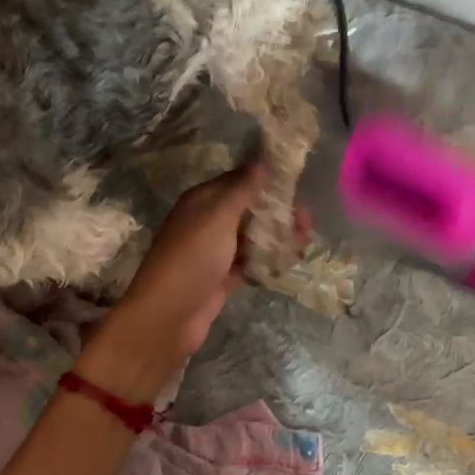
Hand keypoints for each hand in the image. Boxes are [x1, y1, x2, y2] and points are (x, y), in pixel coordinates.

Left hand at [77, 164, 298, 399]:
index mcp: (202, 200)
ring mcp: (215, 252)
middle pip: (249, 209)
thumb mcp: (218, 216)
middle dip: (279, 212)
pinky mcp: (222, 278)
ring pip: (252, 237)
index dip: (269, 179)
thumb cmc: (192, 259)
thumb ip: (242, 188)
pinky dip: (267, 261)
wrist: (168, 316)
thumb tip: (263, 158)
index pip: (240, 180)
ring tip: (304, 243)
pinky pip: (250, 263)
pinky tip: (289, 262)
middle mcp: (208, 222)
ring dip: (277, 237)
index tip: (301, 183)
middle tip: (307, 222)